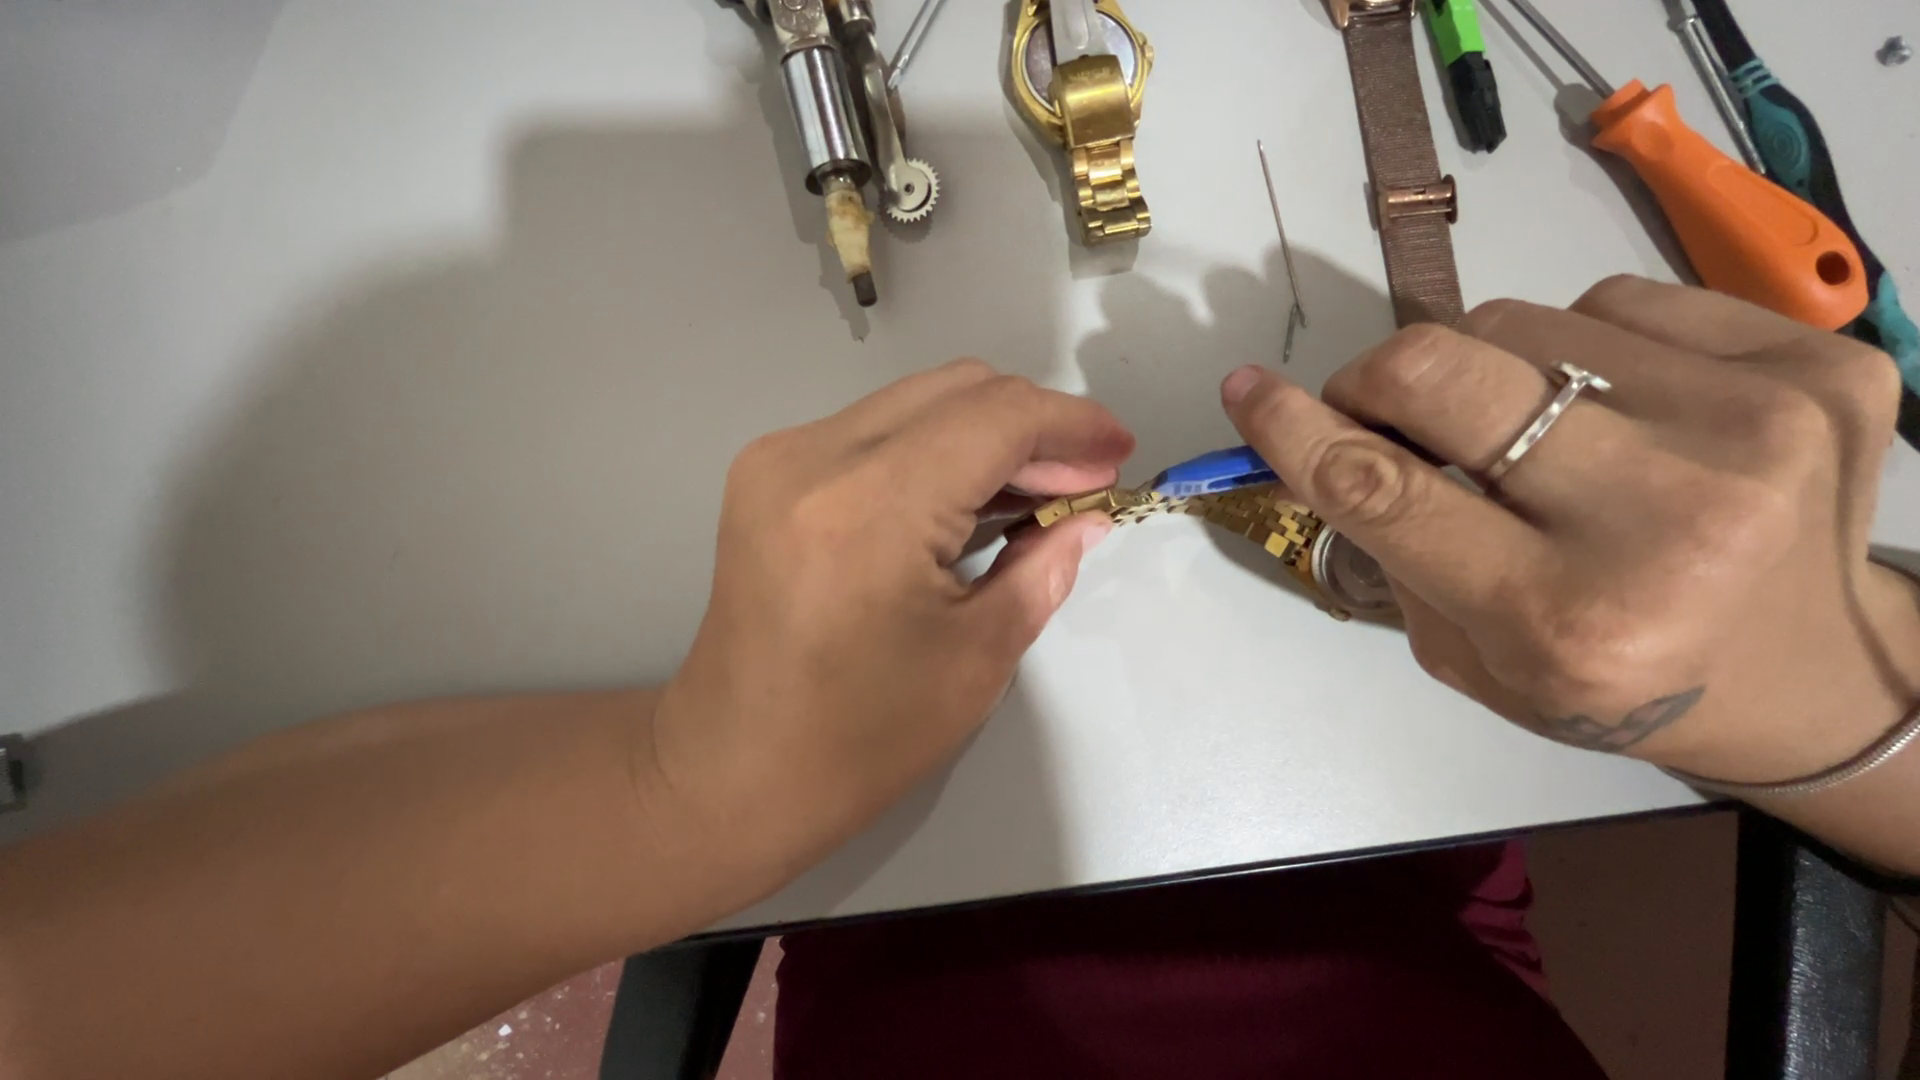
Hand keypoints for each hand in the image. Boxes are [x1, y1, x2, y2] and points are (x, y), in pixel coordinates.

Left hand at [646, 361, 1132, 911]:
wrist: (733, 767)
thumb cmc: (861, 738)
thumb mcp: (978, 658)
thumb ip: (1043, 566)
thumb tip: (1089, 516)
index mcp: (872, 508)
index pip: (997, 418)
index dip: (1071, 425)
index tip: (1117, 452)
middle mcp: (816, 457)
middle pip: (958, 390)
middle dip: (1034, 425)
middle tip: (1081, 481)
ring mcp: (780, 457)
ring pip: (916, 400)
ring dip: (986, 433)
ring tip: (1036, 490)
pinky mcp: (766, 471)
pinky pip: (875, 429)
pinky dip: (934, 448)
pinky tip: (967, 496)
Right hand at [1222, 276, 1919, 784]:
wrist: (1811, 677)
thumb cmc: (1603, 679)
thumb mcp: (1463, 650)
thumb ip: (1391, 544)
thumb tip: (1326, 434)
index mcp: (1560, 613)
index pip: (1381, 489)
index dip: (1293, 430)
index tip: (1244, 390)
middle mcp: (1665, 516)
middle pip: (1442, 375)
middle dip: (1372, 380)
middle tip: (1370, 406)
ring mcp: (1756, 424)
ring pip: (1518, 321)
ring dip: (1473, 369)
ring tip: (1505, 425)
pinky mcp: (1821, 363)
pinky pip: (1614, 302)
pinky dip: (1570, 348)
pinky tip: (1602, 406)